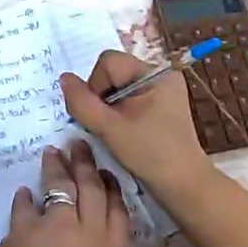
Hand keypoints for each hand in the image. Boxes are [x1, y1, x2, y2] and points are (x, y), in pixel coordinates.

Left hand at [0, 143, 153, 246]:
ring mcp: (56, 226)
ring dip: (56, 167)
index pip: (118, 211)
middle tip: (79, 144)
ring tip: (52, 152)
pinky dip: (24, 198)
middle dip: (86, 164)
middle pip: (91, 188)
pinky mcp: (24, 229)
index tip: (108, 174)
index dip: (113, 190)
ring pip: (60, 187)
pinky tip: (23, 192)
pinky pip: (26, 206)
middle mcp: (89, 232)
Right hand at [59, 50, 211, 194]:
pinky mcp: (164, 102)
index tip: (102, 115)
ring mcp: (164, 88)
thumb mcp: (108, 128)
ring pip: (120, 84)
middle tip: (109, 125)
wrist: (183, 184)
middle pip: (113, 71)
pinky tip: (128, 130)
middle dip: (103, 96)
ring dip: (111, 105)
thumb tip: (64, 78)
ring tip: (118, 130)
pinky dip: (122, 110)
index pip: (108, 62)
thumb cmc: (148, 154)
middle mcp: (162, 74)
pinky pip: (131, 95)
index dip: (95, 86)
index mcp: (154, 73)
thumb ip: (81, 102)